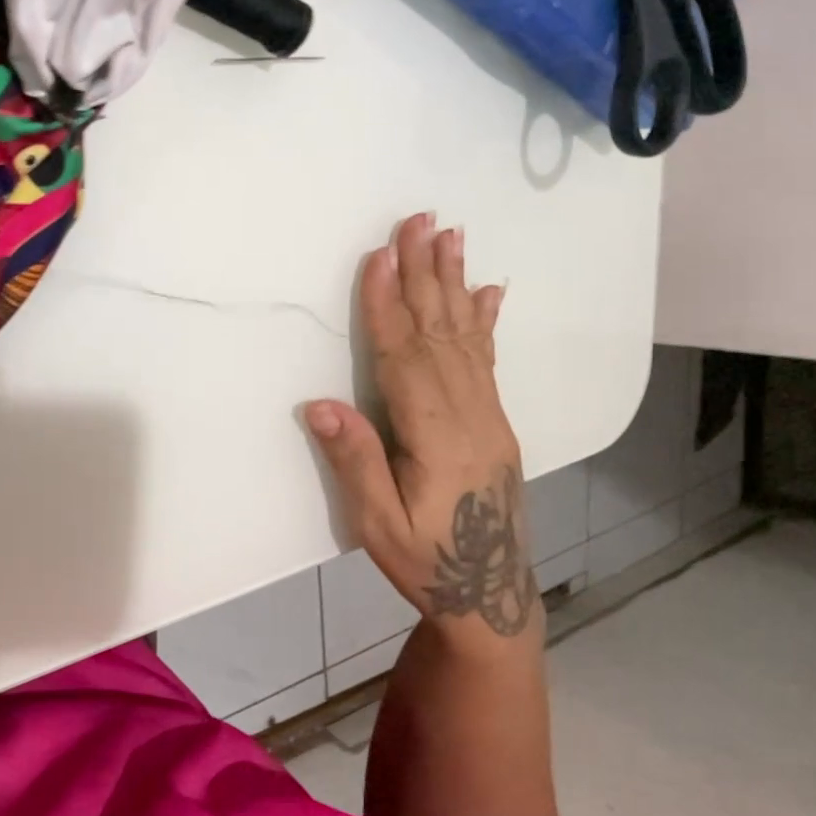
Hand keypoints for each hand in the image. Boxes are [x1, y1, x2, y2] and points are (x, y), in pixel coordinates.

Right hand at [306, 213, 538, 650]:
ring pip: (467, 338)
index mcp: (437, 438)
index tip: (380, 257)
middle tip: (419, 220)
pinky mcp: (495, 422)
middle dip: (426, 274)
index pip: (404, 359)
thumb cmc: (426, 561)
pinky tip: (487, 292)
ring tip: (450, 237)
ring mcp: (489, 416)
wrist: (491, 594)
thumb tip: (320, 404)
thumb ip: (355, 462)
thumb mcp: (379, 525)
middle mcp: (470, 416)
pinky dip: (484, 321)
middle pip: (441, 334)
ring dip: (454, 284)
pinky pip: (487, 360)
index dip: (389, 307)